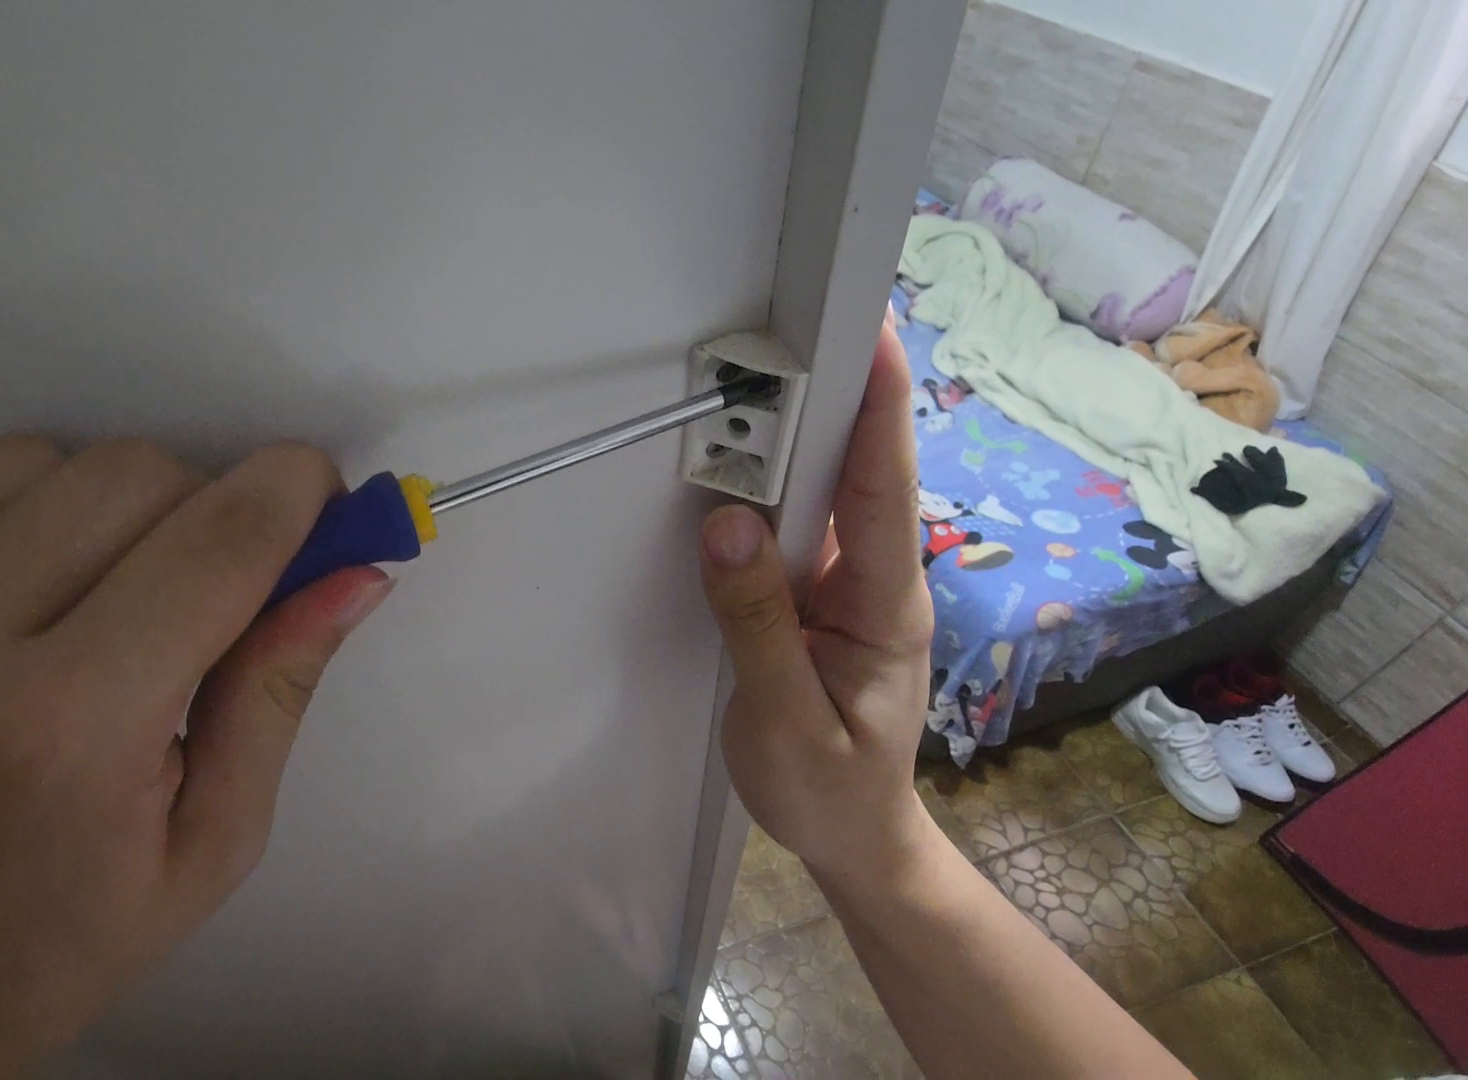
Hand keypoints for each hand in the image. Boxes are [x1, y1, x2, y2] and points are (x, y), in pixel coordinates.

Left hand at [0, 437, 392, 1077]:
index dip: (293, 489)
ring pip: (43, 462)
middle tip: (218, 581)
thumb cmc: (61, 946)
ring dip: (115, 508)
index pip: (217, 544)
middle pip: (132, 474)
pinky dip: (27, 524)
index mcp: (65, 734)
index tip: (326, 489)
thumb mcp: (214, 841)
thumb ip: (282, 690)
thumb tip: (358, 572)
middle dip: (207, 504)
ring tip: (112, 599)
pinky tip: (23, 610)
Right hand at [698, 318, 936, 889]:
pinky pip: (794, 526)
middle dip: (833, 394)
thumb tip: (725, 525)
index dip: (878, 404)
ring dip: (794, 433)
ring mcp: (846, 583)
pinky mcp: (816, 594)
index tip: (866, 331)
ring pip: (824, 494)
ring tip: (758, 376)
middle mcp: (874, 577)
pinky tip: (740, 461)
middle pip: (859, 470)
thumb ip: (757, 622)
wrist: (856, 834)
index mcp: (885, 602)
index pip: (885, 487)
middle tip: (796, 326)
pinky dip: (769, 485)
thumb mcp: (787, 717)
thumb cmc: (830, 788)